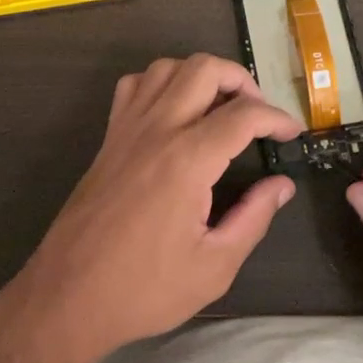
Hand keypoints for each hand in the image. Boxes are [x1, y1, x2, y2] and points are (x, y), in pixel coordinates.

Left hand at [0, 55, 303, 362]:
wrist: (69, 295)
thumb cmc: (145, 288)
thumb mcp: (214, 266)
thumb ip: (253, 218)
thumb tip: (282, 185)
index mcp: (189, 159)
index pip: (244, 115)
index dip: (277, 117)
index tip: (293, 133)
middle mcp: (158, 128)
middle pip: (205, 69)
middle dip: (241, 80)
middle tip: (257, 113)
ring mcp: (128, 127)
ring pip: (168, 67)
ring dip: (200, 74)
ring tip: (219, 105)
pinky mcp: (109, 136)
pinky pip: (134, 85)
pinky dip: (160, 83)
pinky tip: (173, 109)